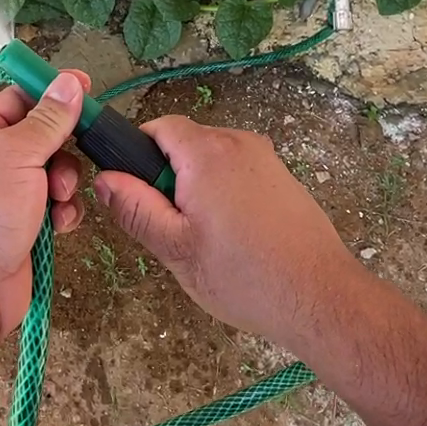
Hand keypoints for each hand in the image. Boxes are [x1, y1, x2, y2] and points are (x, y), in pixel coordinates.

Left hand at [0, 71, 88, 340]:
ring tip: (59, 199)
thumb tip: (68, 81)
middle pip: (43, 134)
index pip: (20, 97)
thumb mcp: (17, 155)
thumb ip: (48, 119)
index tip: (86, 86)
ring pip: (56, 170)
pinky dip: (63, 212)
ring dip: (66, 182)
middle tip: (72, 156)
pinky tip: (59, 225)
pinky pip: (57, 204)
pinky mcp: (26, 224)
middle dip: (63, 146)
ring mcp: (10, 193)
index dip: (52, 91)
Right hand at [93, 115, 362, 349]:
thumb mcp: (176, 248)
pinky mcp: (283, 177)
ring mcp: (266, 157)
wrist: (323, 298)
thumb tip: (104, 179)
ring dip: (198, 187)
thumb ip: (135, 208)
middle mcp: (237, 141)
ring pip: (212, 160)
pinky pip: (238, 172)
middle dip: (170, 177)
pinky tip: (236, 240)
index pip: (158, 127)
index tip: (138, 193)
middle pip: (186, 143)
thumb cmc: (244, 275)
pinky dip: (226, 194)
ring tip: (206, 240)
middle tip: (172, 228)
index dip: (139, 154)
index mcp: (206, 151)